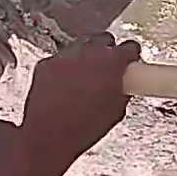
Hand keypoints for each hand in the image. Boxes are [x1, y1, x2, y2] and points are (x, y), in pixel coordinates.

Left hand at [20, 33, 141, 174]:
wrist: (49, 135)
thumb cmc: (85, 128)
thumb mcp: (117, 111)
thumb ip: (123, 90)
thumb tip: (122, 87)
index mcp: (113, 61)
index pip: (130, 47)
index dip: (130, 55)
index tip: (129, 61)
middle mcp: (90, 51)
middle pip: (104, 40)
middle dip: (106, 52)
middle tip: (105, 69)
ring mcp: (66, 55)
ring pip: (80, 47)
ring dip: (84, 58)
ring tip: (82, 79)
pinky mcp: (46, 63)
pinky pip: (59, 60)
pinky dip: (62, 69)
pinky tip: (62, 87)